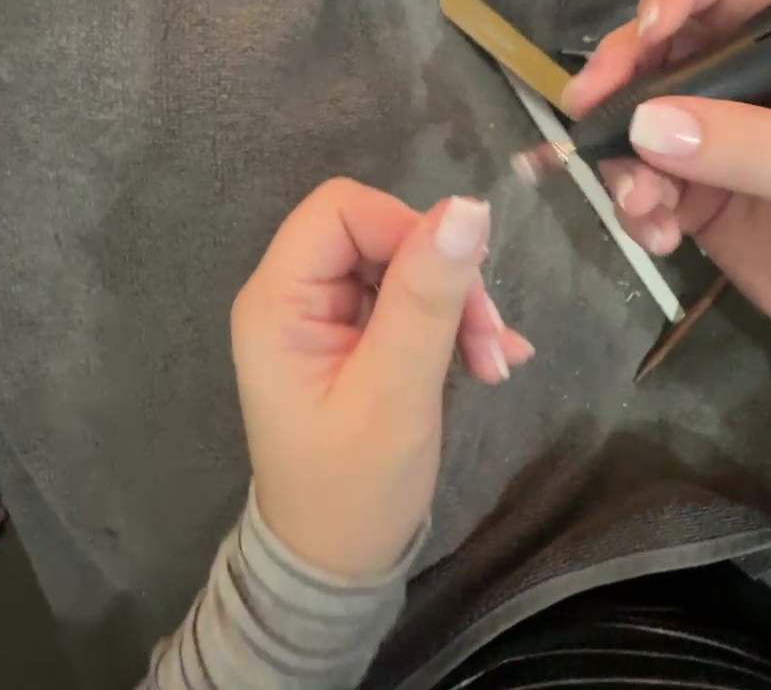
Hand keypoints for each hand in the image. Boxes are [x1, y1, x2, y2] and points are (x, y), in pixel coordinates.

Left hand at [230, 179, 534, 577]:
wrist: (338, 563)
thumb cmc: (354, 489)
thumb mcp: (396, 391)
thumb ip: (427, 296)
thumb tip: (468, 206)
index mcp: (277, 300)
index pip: (341, 209)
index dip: (407, 226)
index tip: (463, 281)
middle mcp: (293, 294)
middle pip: (377, 233)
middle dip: (442, 276)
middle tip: (489, 340)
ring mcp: (325, 313)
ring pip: (403, 263)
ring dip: (457, 304)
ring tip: (494, 361)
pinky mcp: (355, 333)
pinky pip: (409, 298)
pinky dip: (452, 322)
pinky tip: (492, 359)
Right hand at [563, 0, 770, 340]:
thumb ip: (743, 145)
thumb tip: (643, 124)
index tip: (646, 30)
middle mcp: (742, 90)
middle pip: (657, 56)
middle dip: (616, 80)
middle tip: (586, 110)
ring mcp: (710, 145)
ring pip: (634, 127)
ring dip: (622, 164)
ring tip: (642, 207)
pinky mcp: (690, 197)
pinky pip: (638, 186)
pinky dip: (635, 211)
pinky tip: (659, 239)